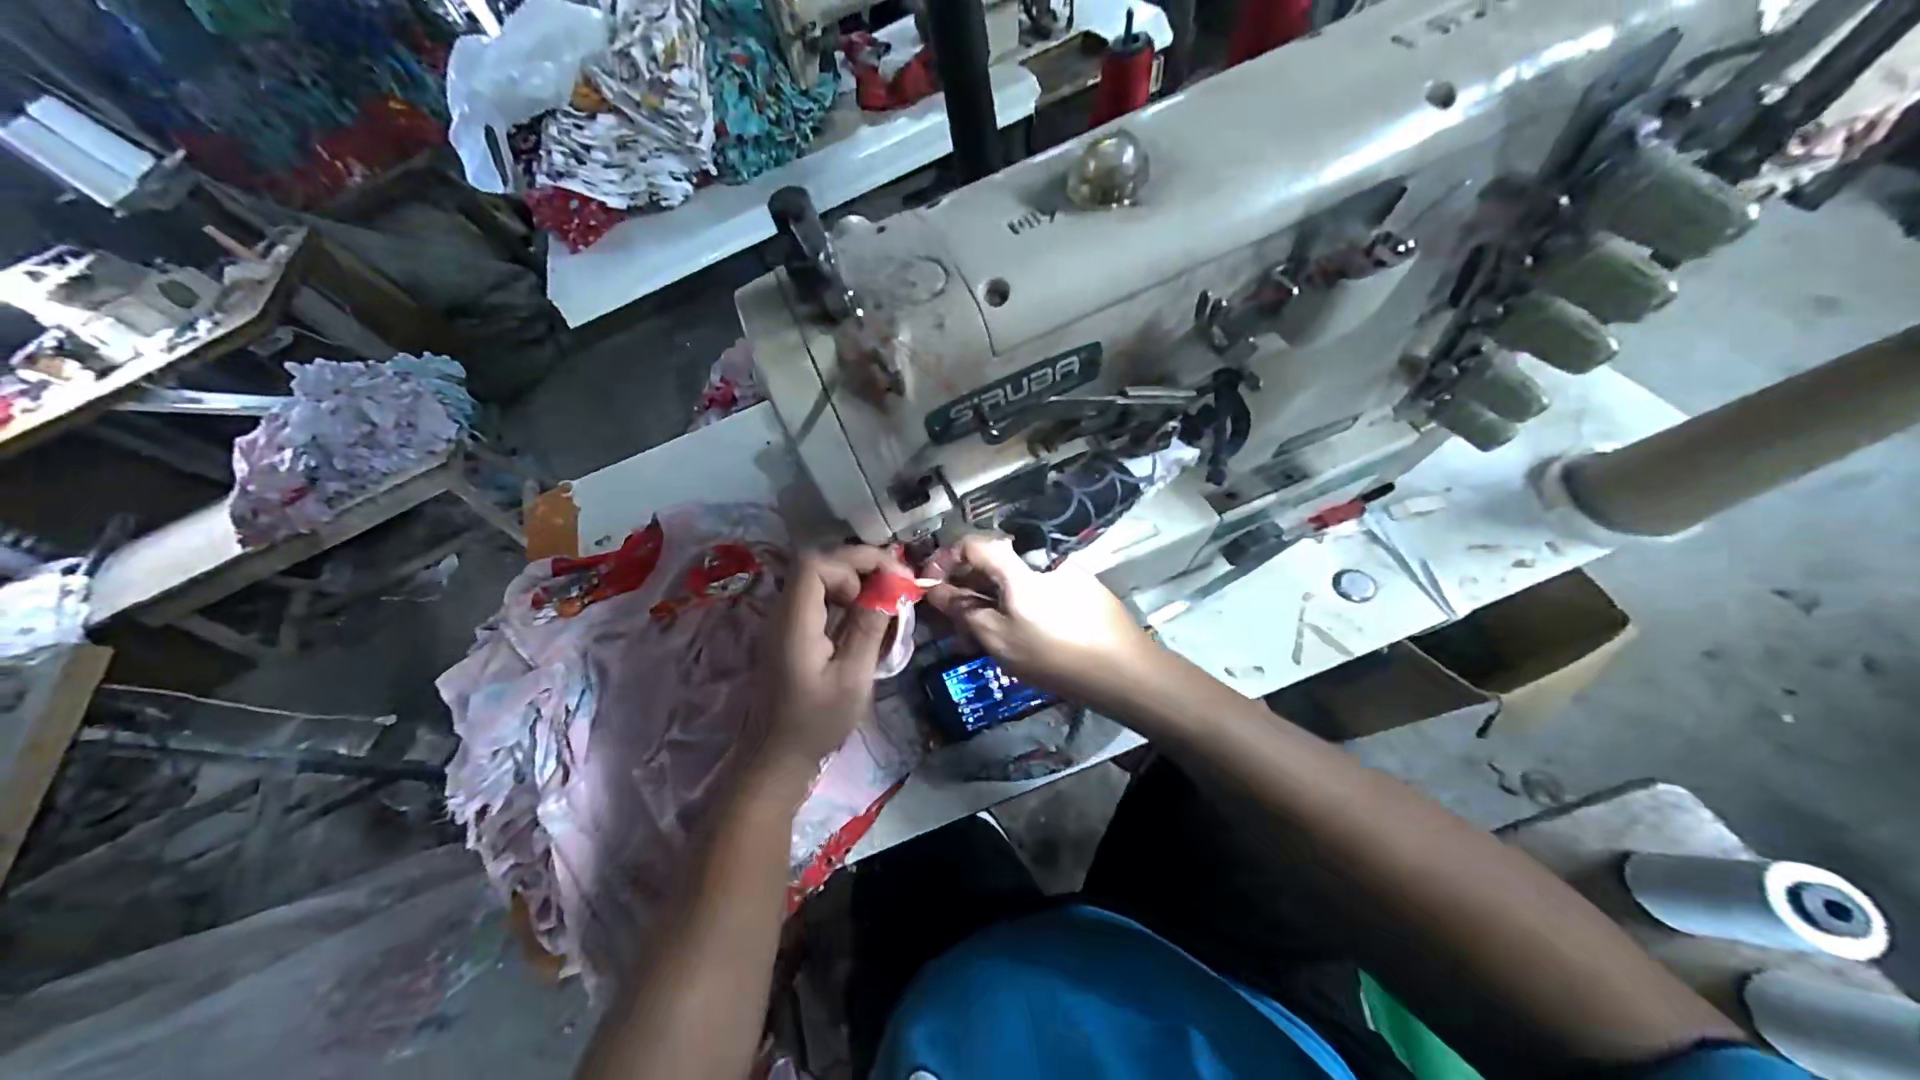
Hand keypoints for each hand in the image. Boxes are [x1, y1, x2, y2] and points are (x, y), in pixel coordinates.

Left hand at [757, 545, 908, 777]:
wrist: (776, 756)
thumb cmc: (816, 723)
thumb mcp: (853, 678)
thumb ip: (869, 628)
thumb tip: (889, 587)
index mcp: (795, 622)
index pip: (815, 564)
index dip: (853, 562)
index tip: (887, 581)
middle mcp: (784, 613)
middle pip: (818, 565)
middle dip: (860, 566)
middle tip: (896, 584)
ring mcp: (784, 622)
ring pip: (819, 579)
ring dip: (856, 580)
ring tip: (888, 597)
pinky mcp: (791, 632)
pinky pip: (819, 598)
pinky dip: (846, 597)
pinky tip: (868, 614)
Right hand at [924, 535, 1166, 713]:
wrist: (1122, 668)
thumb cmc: (1053, 653)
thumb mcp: (997, 637)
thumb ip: (962, 610)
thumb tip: (936, 590)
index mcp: (1017, 563)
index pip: (970, 544)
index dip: (944, 560)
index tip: (932, 585)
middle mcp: (1039, 555)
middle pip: (991, 559)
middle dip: (965, 584)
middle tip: (956, 619)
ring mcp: (1061, 569)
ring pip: (1012, 575)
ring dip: (990, 596)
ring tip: (985, 632)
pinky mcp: (1078, 584)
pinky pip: (1035, 584)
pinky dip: (1016, 600)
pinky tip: (1016, 631)